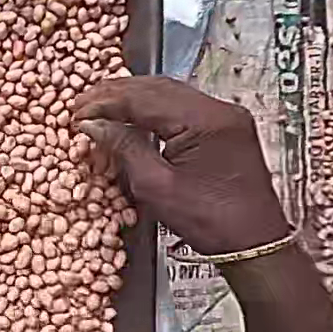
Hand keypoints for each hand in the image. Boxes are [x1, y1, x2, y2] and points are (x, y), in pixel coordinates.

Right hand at [73, 76, 289, 254]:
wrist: (254, 243)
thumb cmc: (208, 221)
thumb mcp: (156, 187)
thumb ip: (124, 148)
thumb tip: (94, 126)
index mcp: (204, 121)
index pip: (144, 98)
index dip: (106, 103)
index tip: (78, 112)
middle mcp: (218, 109)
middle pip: (157, 87)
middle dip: (116, 93)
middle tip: (83, 103)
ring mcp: (225, 116)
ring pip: (169, 92)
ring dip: (133, 97)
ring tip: (101, 106)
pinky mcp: (225, 127)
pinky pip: (182, 106)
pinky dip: (153, 107)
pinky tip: (132, 115)